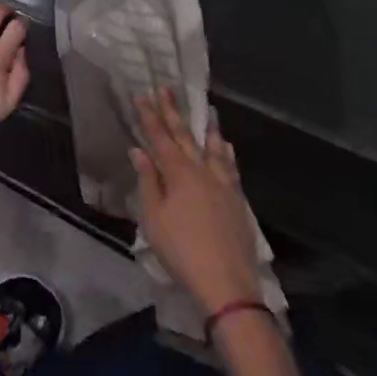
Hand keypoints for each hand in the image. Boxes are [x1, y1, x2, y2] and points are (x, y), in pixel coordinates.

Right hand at [131, 88, 261, 310]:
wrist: (227, 285)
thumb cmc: (181, 249)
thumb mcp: (153, 216)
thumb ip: (147, 181)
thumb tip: (139, 151)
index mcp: (179, 174)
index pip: (160, 138)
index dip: (149, 117)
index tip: (142, 95)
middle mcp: (203, 173)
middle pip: (185, 138)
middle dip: (173, 114)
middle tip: (165, 90)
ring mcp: (224, 188)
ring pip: (213, 151)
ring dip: (205, 130)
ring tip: (206, 113)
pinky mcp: (237, 203)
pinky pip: (230, 169)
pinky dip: (225, 154)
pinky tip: (226, 149)